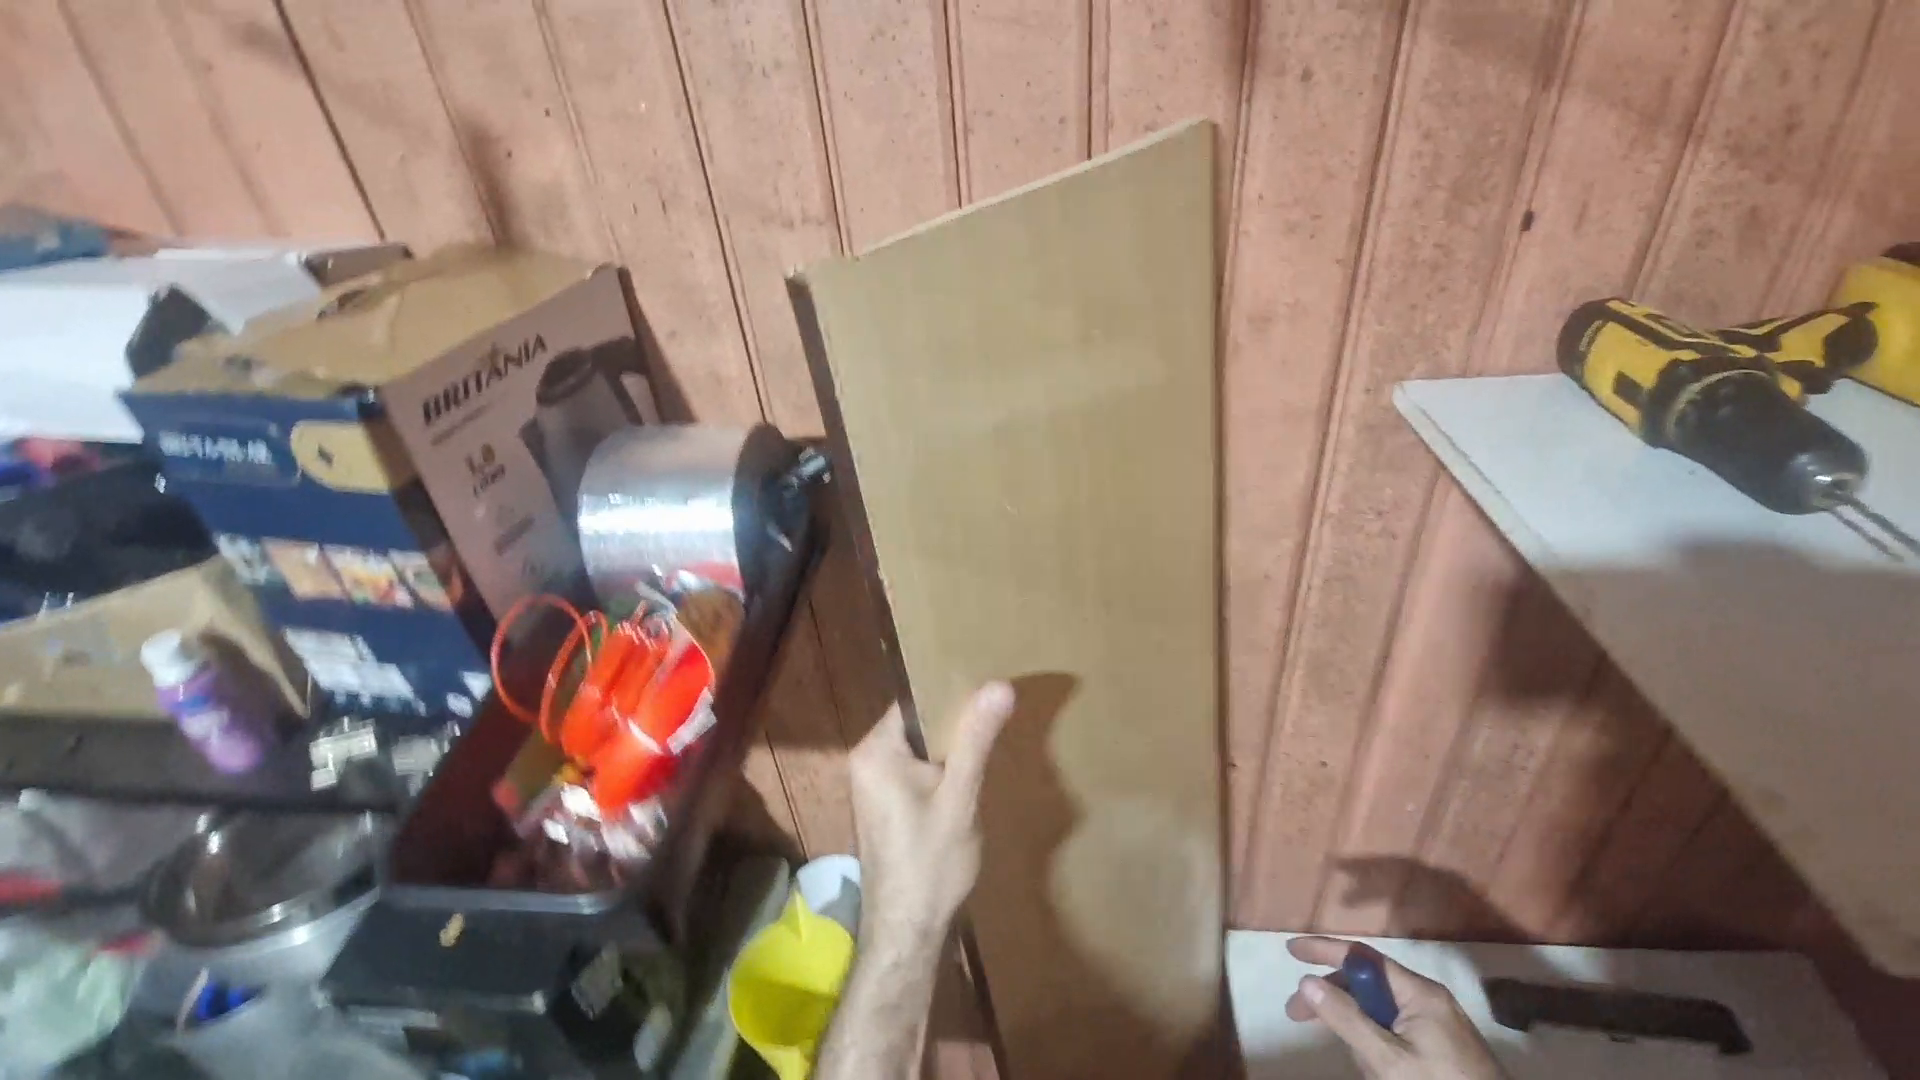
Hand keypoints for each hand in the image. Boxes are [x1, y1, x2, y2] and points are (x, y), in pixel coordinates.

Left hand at [847, 682, 1013, 946]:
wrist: (907, 931)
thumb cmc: (930, 862)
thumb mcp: (960, 797)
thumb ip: (976, 739)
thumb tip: (999, 685)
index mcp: (875, 751)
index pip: (915, 701)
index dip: (951, 692)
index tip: (989, 683)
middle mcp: (866, 761)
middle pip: (917, 724)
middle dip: (955, 723)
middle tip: (999, 711)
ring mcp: (873, 785)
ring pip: (920, 749)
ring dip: (952, 749)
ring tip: (992, 737)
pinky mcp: (884, 805)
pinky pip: (916, 771)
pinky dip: (942, 770)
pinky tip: (971, 775)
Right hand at [1285, 937, 1505, 1079]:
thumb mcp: (1388, 1061)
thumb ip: (1347, 1019)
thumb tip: (1306, 981)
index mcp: (1419, 993)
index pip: (1362, 957)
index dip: (1324, 950)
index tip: (1290, 951)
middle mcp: (1428, 999)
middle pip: (1367, 984)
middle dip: (1334, 998)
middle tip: (1297, 1015)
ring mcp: (1438, 1024)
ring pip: (1380, 1012)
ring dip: (1359, 1032)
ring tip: (1361, 1066)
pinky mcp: (1442, 1048)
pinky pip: (1396, 1032)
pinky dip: (1377, 1044)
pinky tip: (1376, 1069)